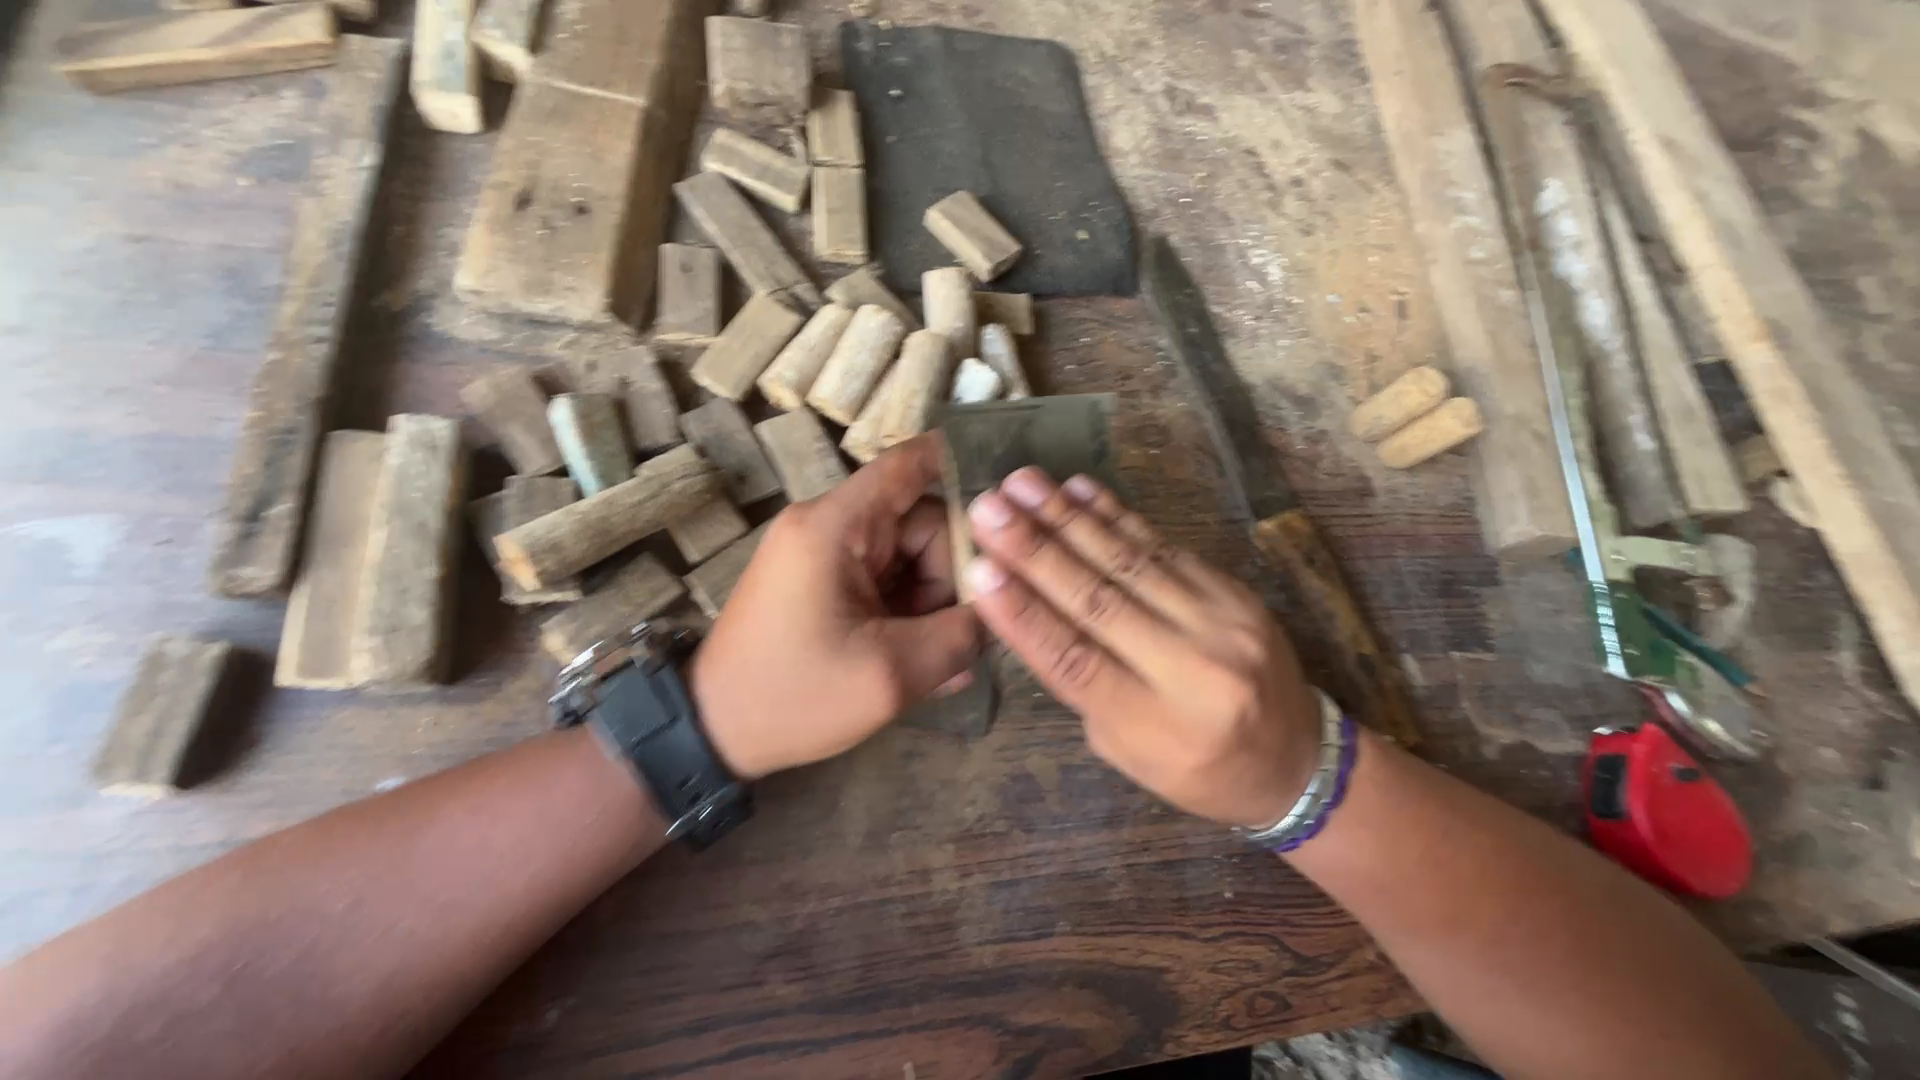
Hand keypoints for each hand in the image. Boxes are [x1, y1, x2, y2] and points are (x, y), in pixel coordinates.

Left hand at [690, 434, 982, 779]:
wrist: (713, 731)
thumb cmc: (795, 696)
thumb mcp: (891, 675)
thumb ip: (960, 636)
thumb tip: (999, 610)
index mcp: (835, 527)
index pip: (909, 465)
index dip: (963, 469)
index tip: (1011, 499)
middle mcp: (828, 525)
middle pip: (920, 522)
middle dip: (949, 577)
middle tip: (957, 637)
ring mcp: (824, 553)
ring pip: (908, 556)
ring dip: (930, 604)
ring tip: (937, 662)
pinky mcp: (823, 581)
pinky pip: (884, 580)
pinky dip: (906, 615)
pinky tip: (919, 661)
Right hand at [964, 467, 1320, 827]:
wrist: (1297, 760)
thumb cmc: (1195, 769)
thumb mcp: (1126, 749)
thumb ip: (1084, 685)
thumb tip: (1032, 610)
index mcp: (1157, 725)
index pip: (1075, 661)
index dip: (1024, 615)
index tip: (978, 570)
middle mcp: (1193, 668)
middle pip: (1099, 600)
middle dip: (1035, 550)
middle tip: (988, 508)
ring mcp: (1222, 622)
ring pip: (1130, 561)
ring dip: (1069, 517)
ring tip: (1022, 484)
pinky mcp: (1235, 590)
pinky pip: (1165, 546)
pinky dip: (1117, 515)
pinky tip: (1079, 489)